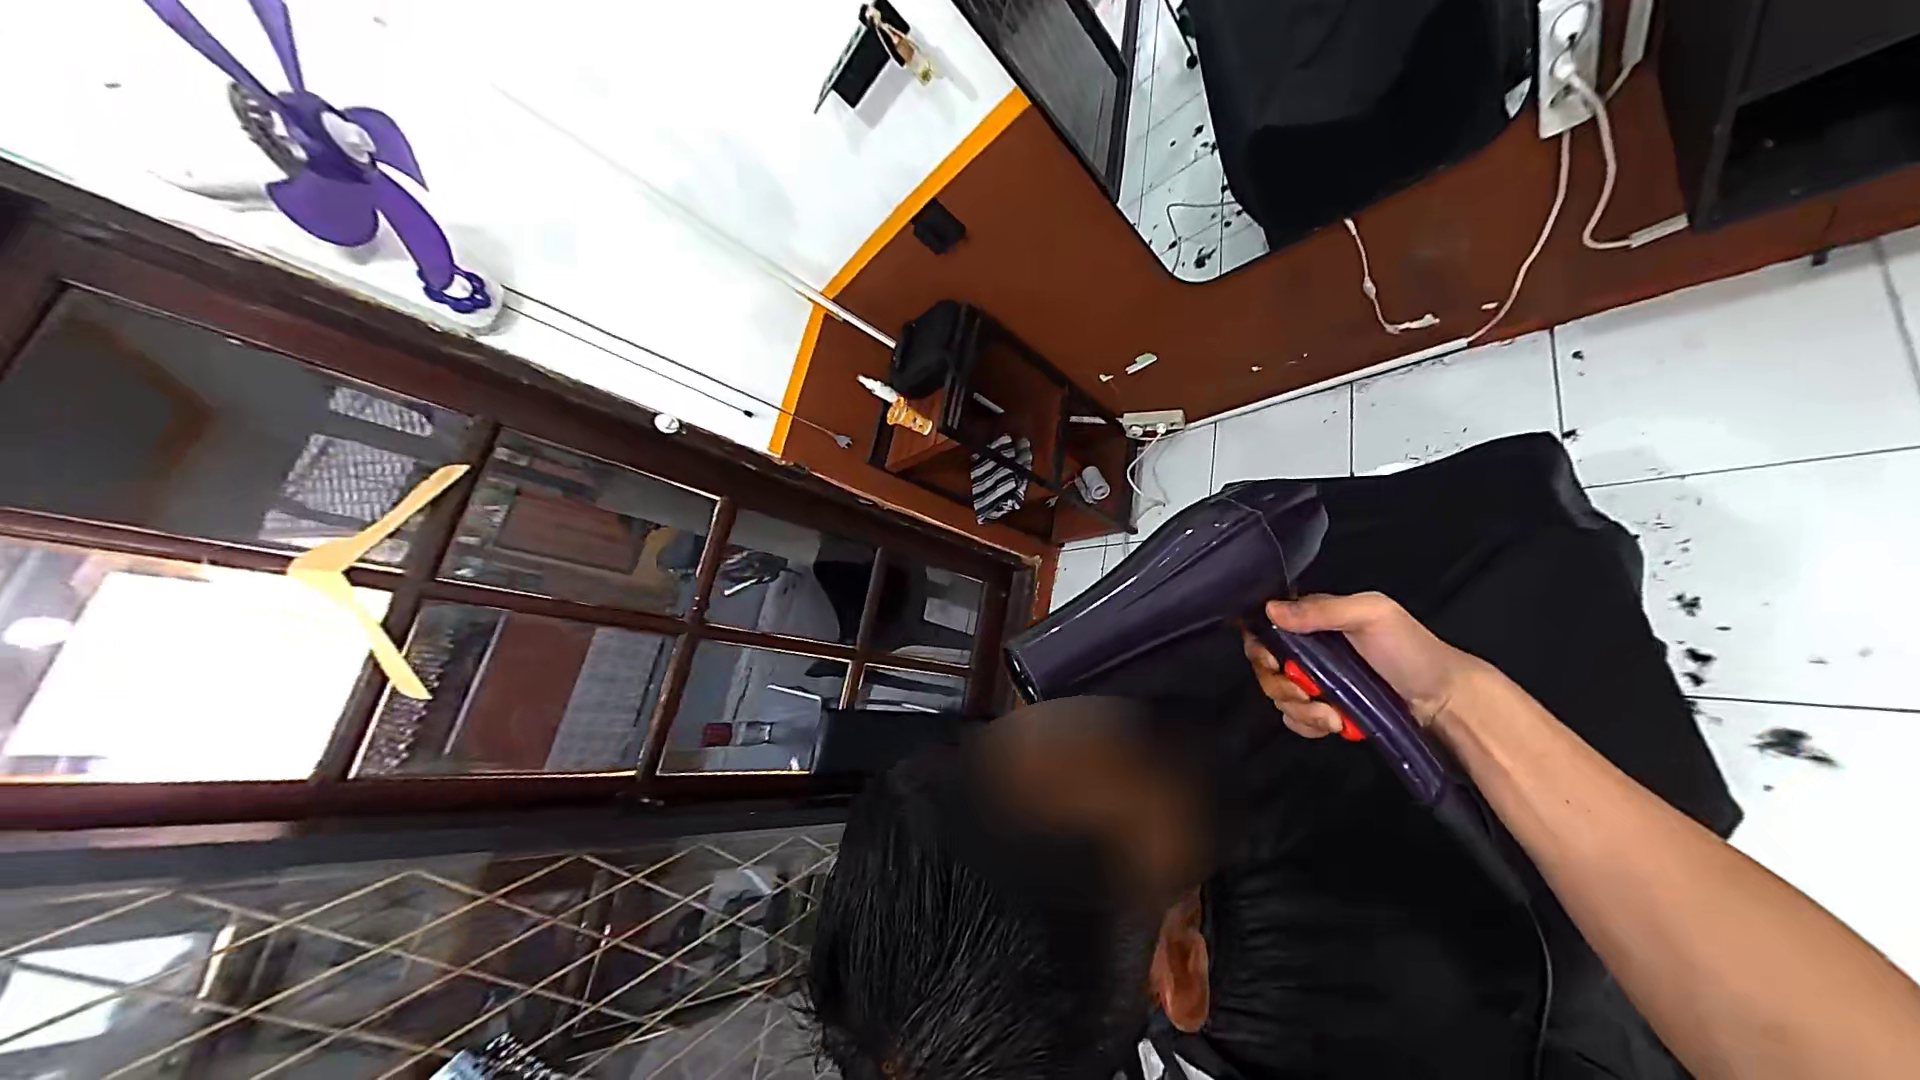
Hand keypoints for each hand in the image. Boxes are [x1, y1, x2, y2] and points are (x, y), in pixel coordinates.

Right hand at [1240, 592, 1491, 738]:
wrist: (1446, 701)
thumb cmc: (1411, 650)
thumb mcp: (1371, 615)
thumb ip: (1321, 610)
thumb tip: (1270, 610)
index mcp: (1313, 621)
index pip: (1265, 630)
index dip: (1259, 647)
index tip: (1272, 662)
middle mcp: (1307, 651)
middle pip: (1265, 668)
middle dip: (1279, 685)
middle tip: (1304, 693)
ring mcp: (1314, 683)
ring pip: (1279, 696)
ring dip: (1300, 710)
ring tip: (1332, 716)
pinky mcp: (1324, 711)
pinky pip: (1295, 719)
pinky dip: (1307, 725)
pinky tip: (1334, 724)